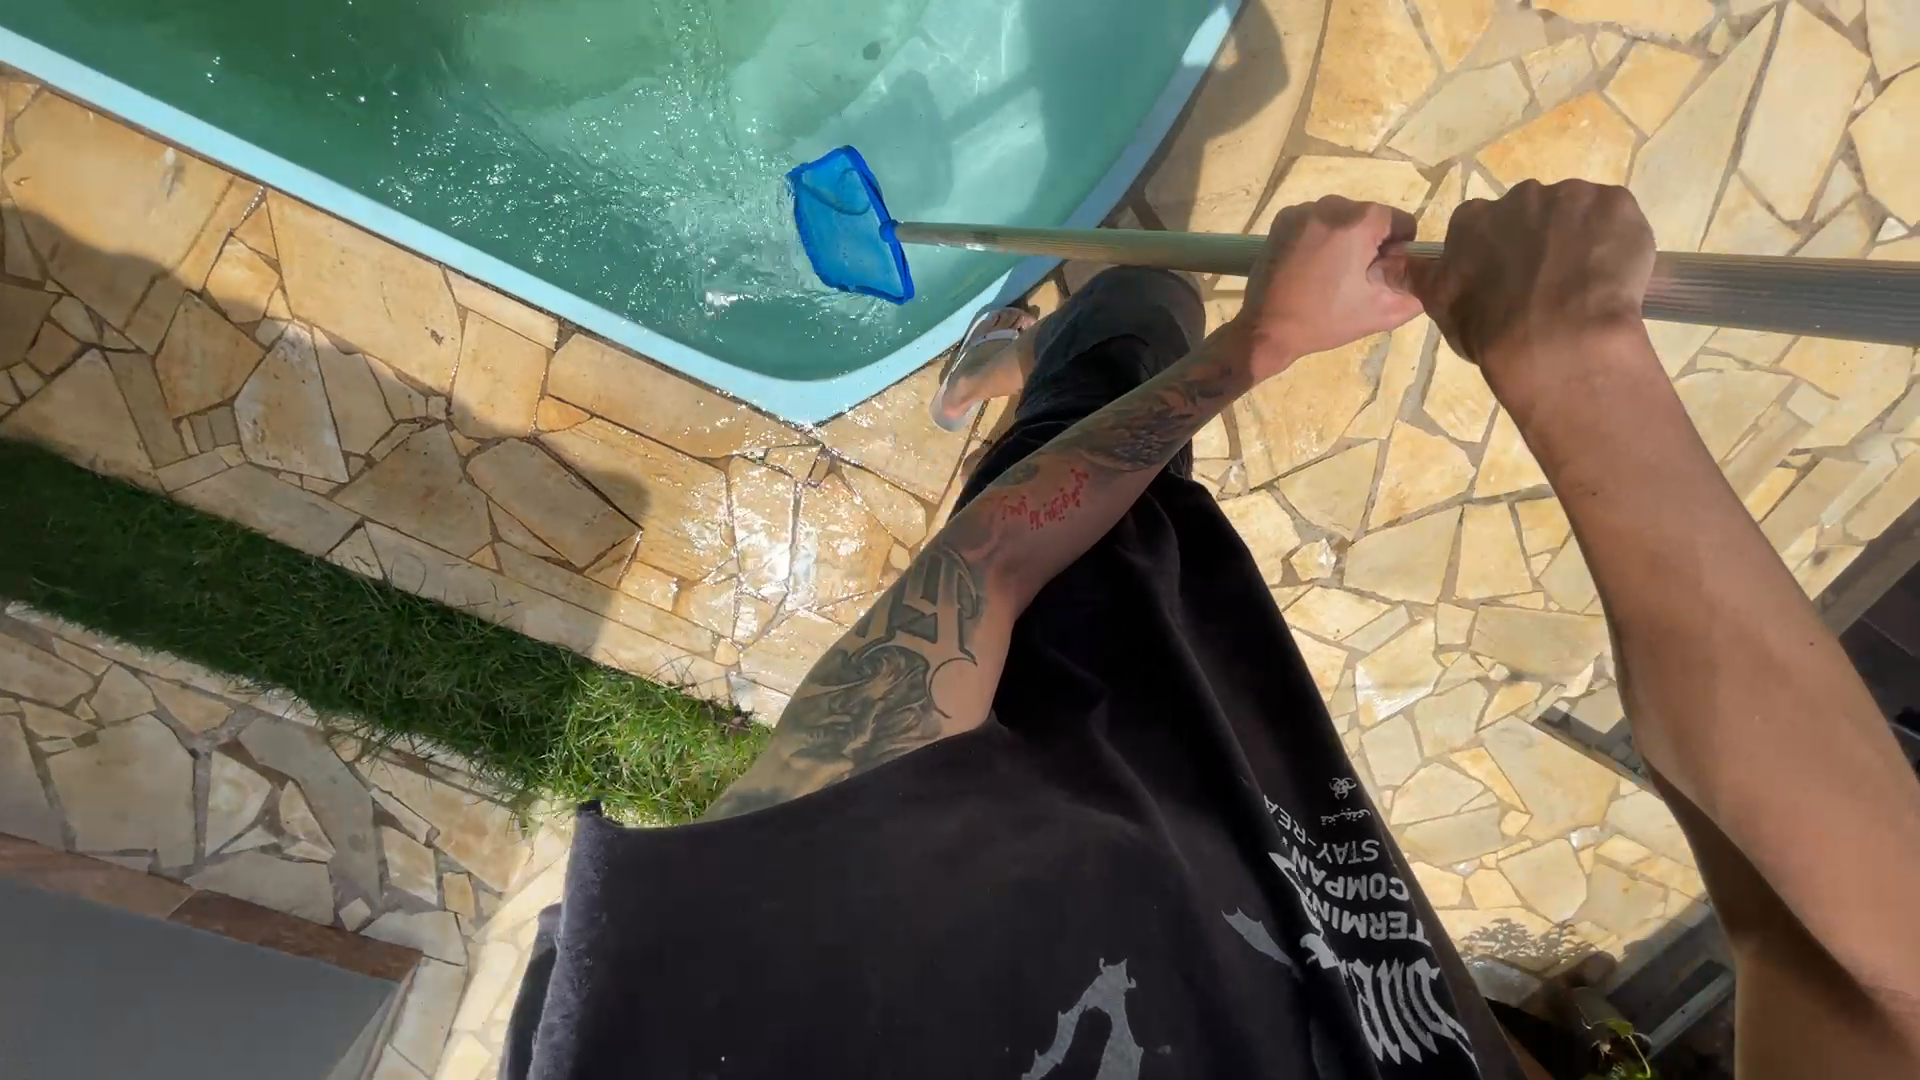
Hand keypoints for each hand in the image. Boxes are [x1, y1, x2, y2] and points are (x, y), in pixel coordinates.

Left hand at [1230, 196, 1423, 379]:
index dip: (1394, 251)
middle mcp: (1331, 205)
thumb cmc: (1324, 321)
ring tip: (1325, 276)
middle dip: (1366, 245)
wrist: (1266, 331)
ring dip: (1341, 241)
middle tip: (1347, 281)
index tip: (1374, 277)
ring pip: (1340, 220)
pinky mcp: (1280, 222)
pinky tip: (1307, 268)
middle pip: (1368, 219)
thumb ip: (1419, 288)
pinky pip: (1314, 224)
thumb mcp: (1383, 312)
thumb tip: (1428, 270)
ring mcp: (1301, 211)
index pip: (1399, 223)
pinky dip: (1316, 239)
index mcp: (1360, 220)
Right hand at [1411, 179, 1654, 395]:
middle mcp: (1520, 197)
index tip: (1496, 276)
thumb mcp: (1440, 305)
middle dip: (1532, 237)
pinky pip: (1612, 216)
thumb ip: (1414, 278)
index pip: (1477, 224)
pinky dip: (1609, 238)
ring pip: (1571, 211)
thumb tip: (1376, 266)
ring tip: (1574, 280)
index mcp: (1473, 221)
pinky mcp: (1617, 204)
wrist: (1558, 338)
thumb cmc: (1488, 327)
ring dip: (1571, 236)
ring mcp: (1572, 197)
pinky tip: (1604, 272)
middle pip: (1527, 211)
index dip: (1489, 250)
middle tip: (1537, 280)